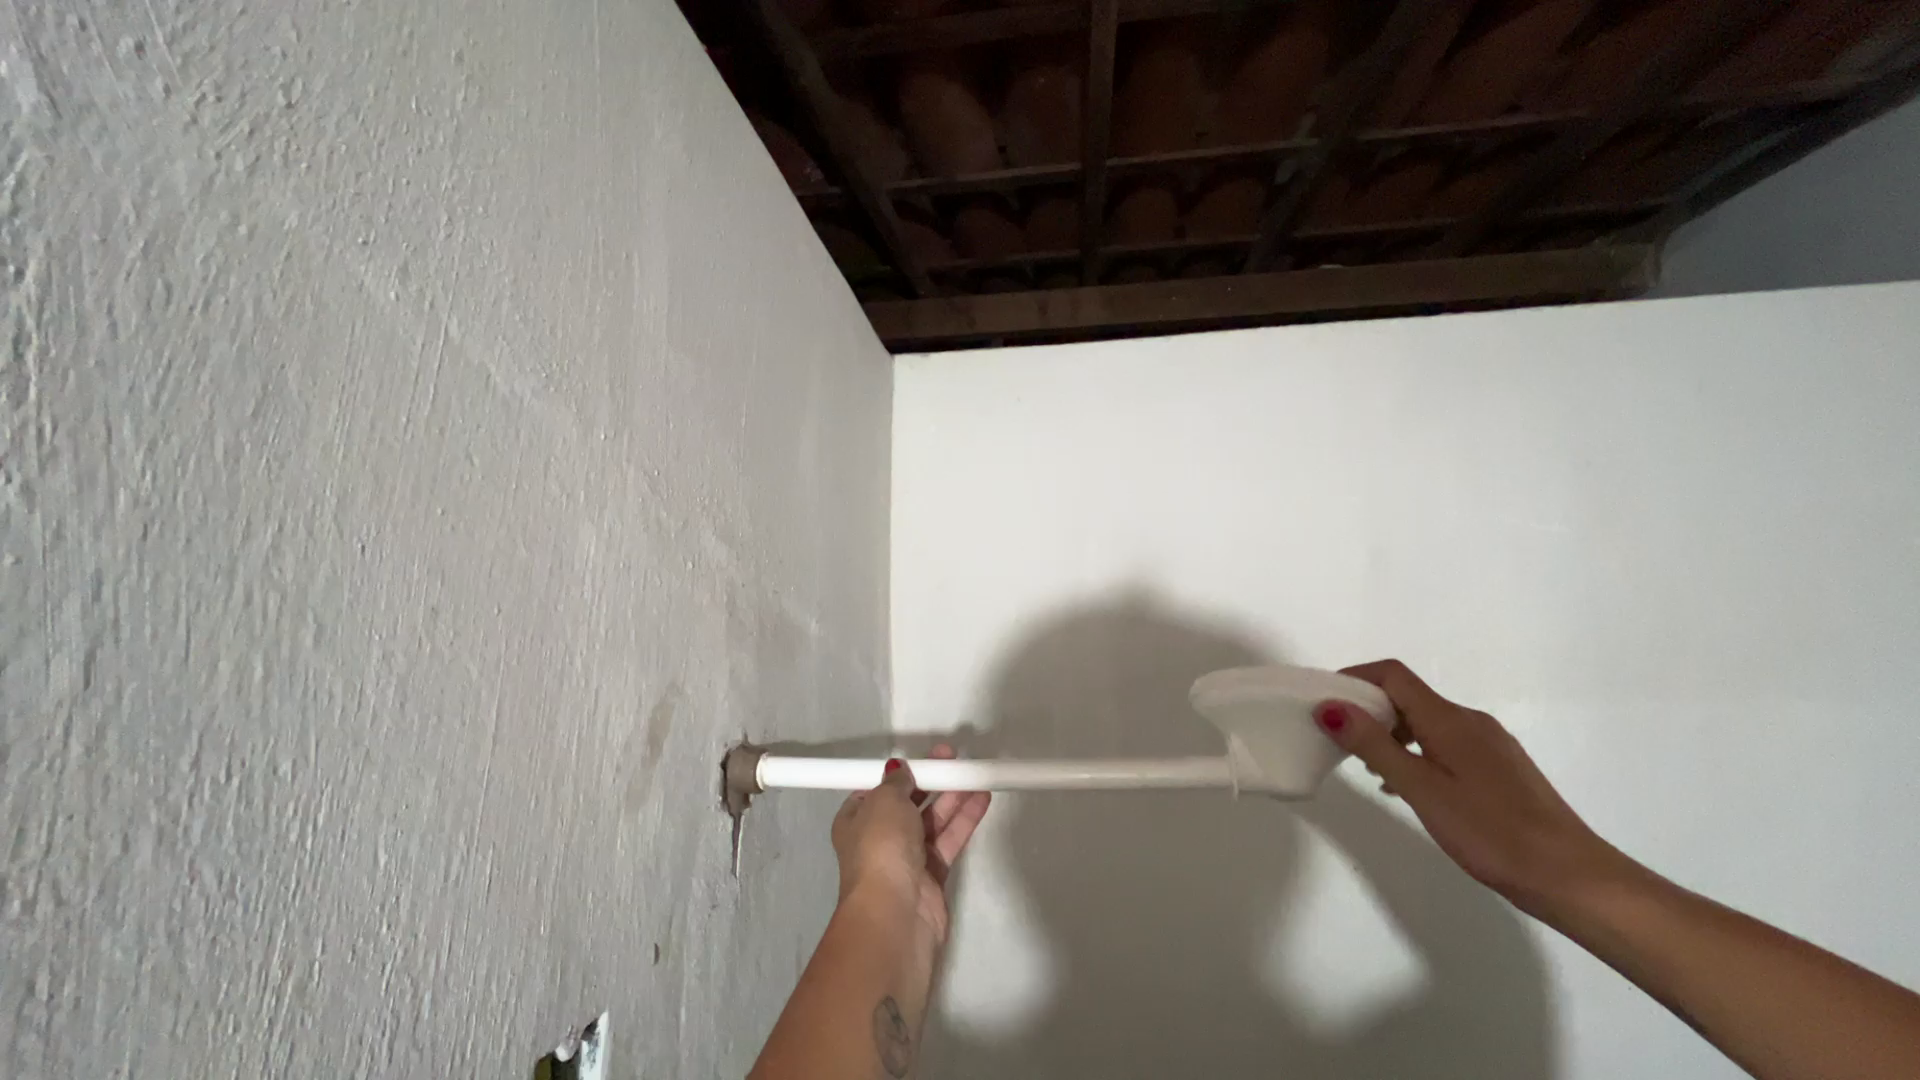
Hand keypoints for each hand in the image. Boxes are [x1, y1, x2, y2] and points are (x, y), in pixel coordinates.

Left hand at [831, 745, 990, 942]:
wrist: (894, 913)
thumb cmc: (881, 848)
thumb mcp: (884, 802)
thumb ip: (897, 781)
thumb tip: (898, 769)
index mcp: (856, 820)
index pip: (877, 790)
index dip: (899, 773)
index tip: (921, 758)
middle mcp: (879, 839)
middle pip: (908, 803)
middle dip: (930, 780)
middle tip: (952, 758)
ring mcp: (907, 858)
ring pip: (932, 820)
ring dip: (952, 796)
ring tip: (974, 773)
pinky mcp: (932, 874)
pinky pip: (949, 839)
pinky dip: (964, 819)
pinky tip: (981, 799)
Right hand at [1316, 660, 1633, 917]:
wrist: (1573, 878)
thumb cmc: (1492, 833)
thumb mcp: (1422, 790)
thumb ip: (1375, 746)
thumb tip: (1331, 706)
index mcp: (1451, 720)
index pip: (1393, 675)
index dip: (1354, 678)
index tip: (1322, 702)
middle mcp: (1471, 722)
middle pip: (1408, 697)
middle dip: (1366, 708)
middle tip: (1334, 739)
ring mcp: (1489, 745)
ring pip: (1426, 722)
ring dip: (1389, 733)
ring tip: (1367, 769)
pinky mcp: (1499, 769)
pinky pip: (1444, 744)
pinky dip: (1415, 752)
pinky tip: (1408, 787)